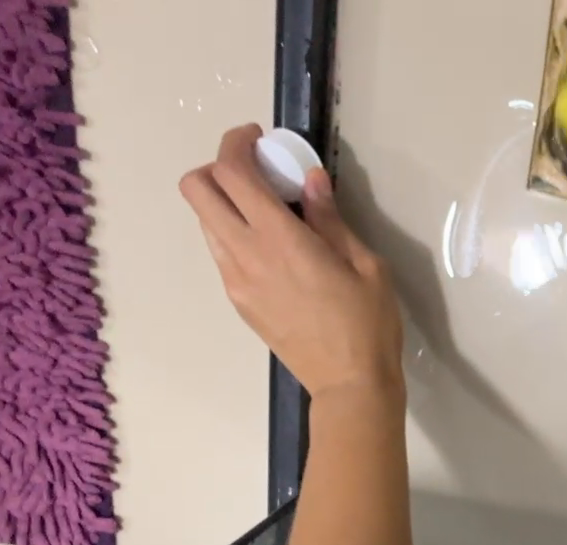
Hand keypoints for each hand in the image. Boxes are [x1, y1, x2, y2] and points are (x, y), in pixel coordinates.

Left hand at [179, 124, 403, 402]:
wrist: (350, 384)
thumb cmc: (370, 325)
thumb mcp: (367, 267)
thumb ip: (332, 220)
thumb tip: (311, 181)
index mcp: (281, 239)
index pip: (231, 171)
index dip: (236, 143)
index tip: (258, 139)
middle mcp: (245, 253)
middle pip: (196, 187)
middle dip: (219, 168)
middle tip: (257, 176)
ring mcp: (235, 279)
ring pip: (205, 220)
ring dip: (227, 204)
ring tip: (269, 217)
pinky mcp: (238, 300)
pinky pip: (222, 252)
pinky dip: (236, 235)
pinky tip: (274, 253)